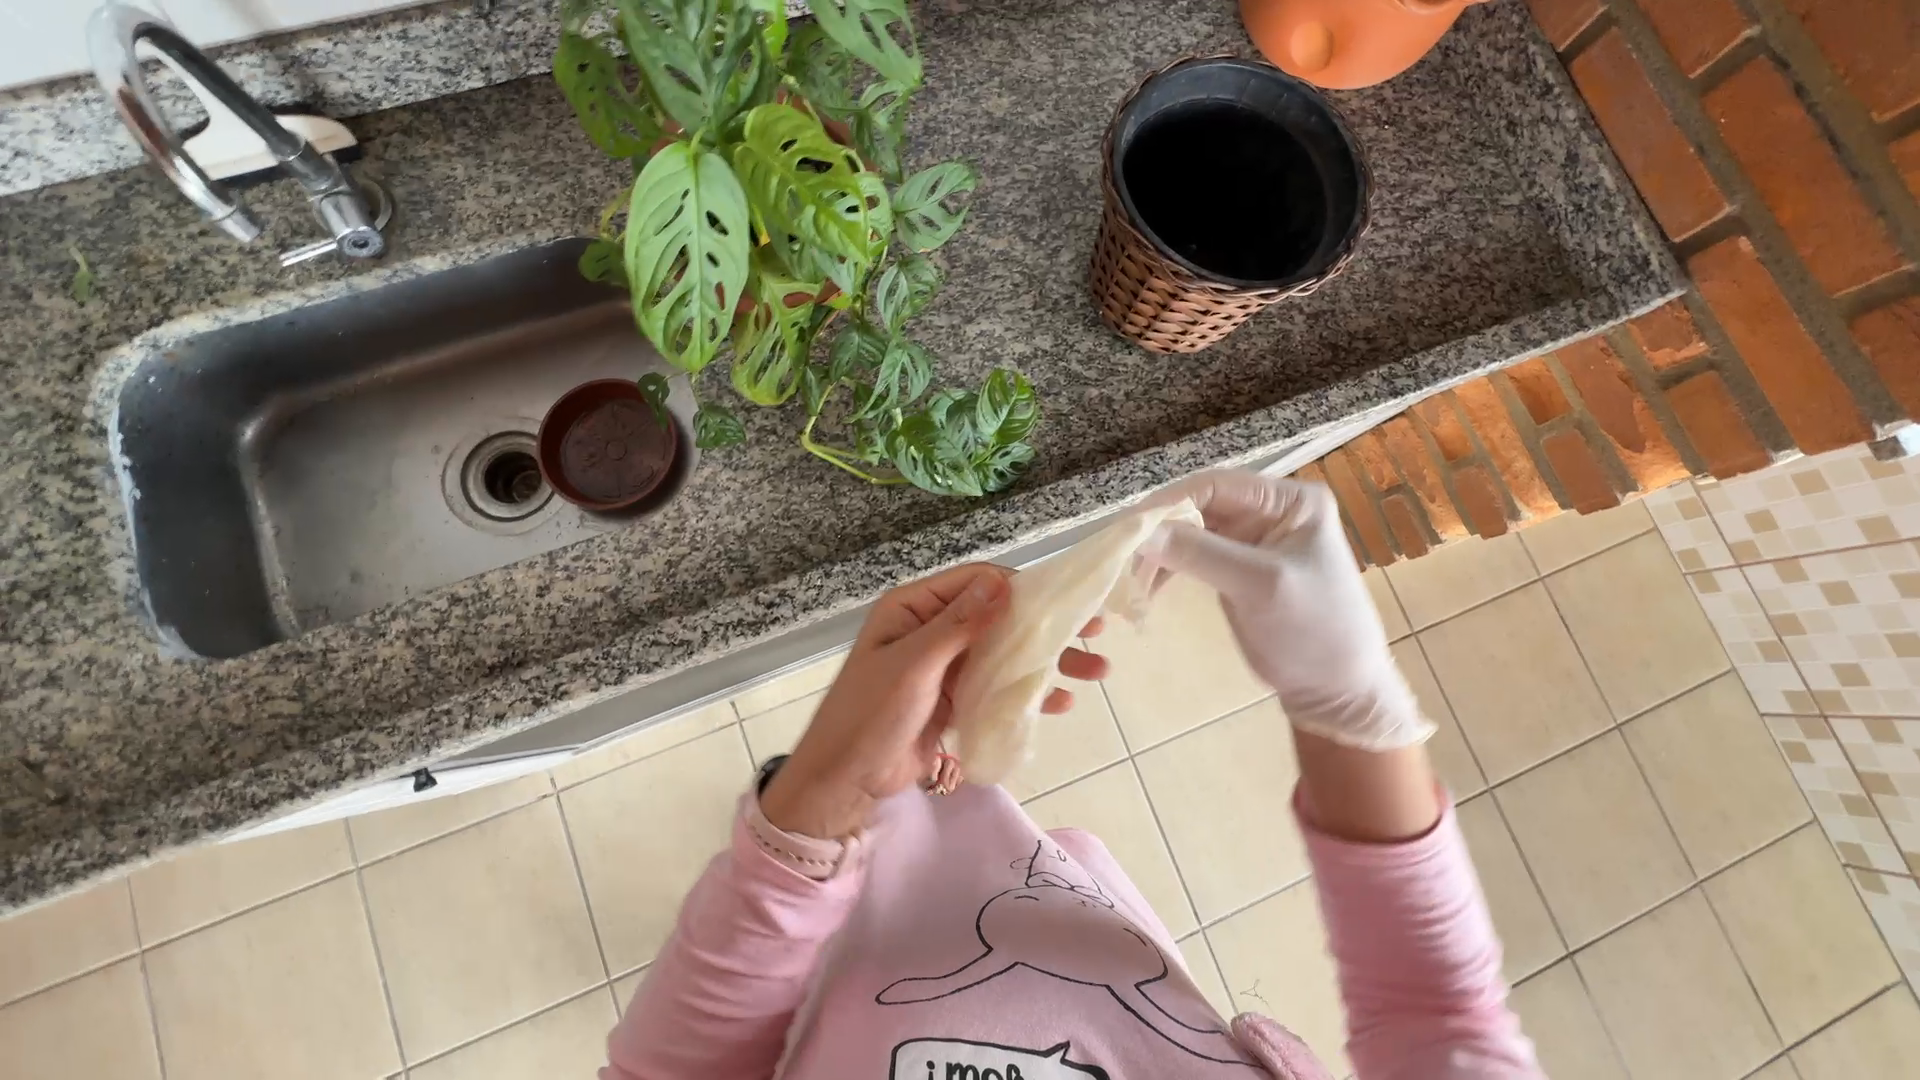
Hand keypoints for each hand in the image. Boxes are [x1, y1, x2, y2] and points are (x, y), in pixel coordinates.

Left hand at [761, 563, 1108, 838]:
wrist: (845, 779)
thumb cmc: (870, 714)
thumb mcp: (913, 664)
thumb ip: (958, 624)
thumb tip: (1001, 583)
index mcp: (914, 608)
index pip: (976, 582)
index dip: (1021, 588)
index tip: (1066, 601)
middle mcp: (933, 629)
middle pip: (998, 618)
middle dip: (1045, 626)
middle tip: (1094, 631)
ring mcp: (946, 666)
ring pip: (1004, 653)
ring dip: (1046, 661)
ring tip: (1095, 670)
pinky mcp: (955, 699)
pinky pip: (997, 686)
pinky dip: (1027, 691)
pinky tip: (1060, 702)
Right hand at [1141, 470, 1431, 750]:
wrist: (1335, 691)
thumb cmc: (1312, 632)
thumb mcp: (1259, 586)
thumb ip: (1199, 553)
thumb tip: (1137, 532)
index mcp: (1290, 501)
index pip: (1215, 485)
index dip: (1168, 502)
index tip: (1128, 529)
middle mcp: (1269, 511)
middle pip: (1198, 506)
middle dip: (1160, 529)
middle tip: (1122, 554)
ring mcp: (1251, 539)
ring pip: (1189, 531)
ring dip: (1159, 551)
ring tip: (1131, 577)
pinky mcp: (1235, 567)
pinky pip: (1191, 556)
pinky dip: (1167, 569)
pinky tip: (1147, 588)